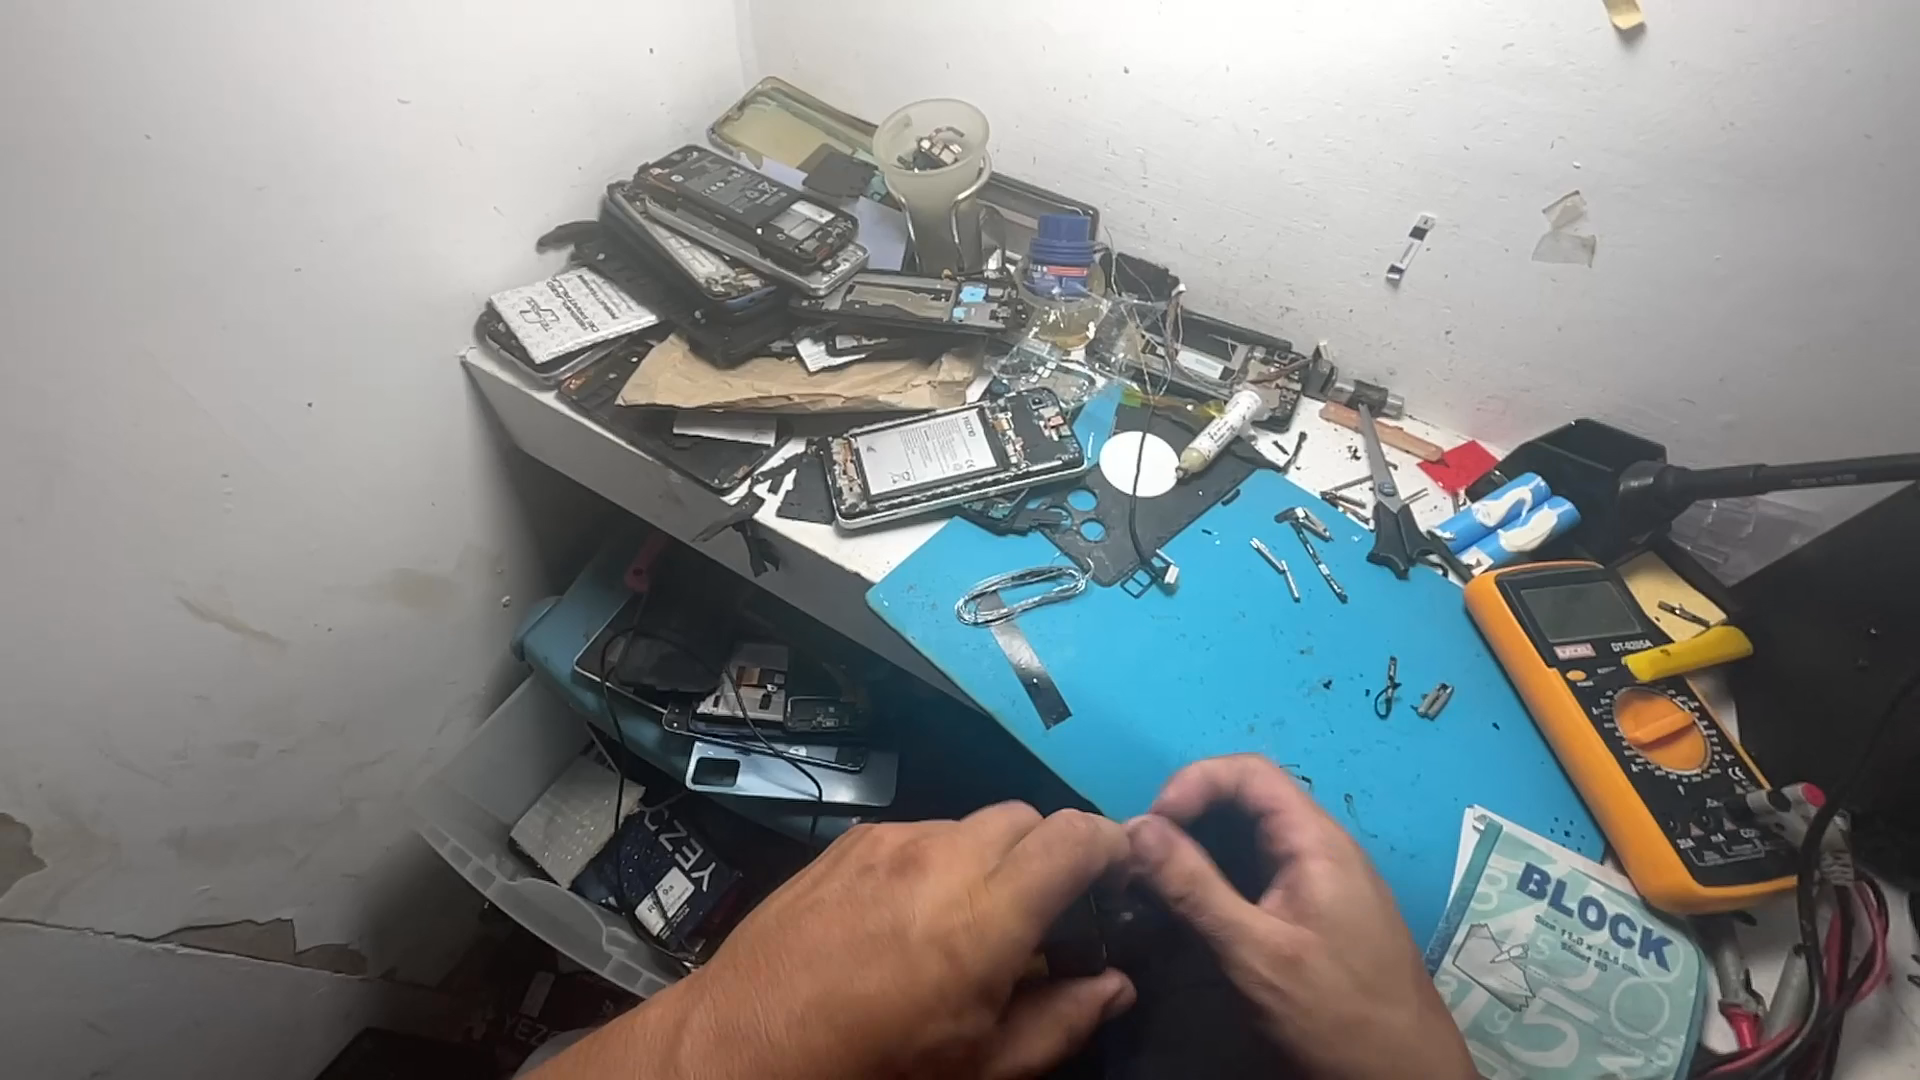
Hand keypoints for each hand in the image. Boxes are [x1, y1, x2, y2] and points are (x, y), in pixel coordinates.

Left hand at [546, 804, 1134, 1079]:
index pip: (1072, 837)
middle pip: (1026, 817)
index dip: (1108, 842)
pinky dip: (942, 855)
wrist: (741, 1045)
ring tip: (971, 914)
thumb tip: (1115, 983)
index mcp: (983, 916)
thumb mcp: (979, 1070)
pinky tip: (914, 908)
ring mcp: (894, 838)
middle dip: (1049, 851)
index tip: (1118, 868)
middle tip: (1043, 908)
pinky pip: (924, 829)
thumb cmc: (872, 1071)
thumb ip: (1060, 1019)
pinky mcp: (857, 836)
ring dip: (992, 855)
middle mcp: (942, 855)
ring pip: (973, 822)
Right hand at [1127, 755, 1473, 1079]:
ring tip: (1161, 880)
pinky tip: (1194, 905)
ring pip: (1247, 834)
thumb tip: (1136, 827)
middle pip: (1244, 798)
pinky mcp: (1312, 906)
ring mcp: (1318, 877)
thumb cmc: (1338, 1017)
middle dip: (1189, 815)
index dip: (1193, 782)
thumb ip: (1194, 887)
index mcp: (1315, 840)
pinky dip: (1217, 873)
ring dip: (1199, 846)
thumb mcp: (1255, 954)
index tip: (1155, 824)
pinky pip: (1256, 867)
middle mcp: (1318, 846)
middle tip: (1149, 856)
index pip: (1246, 772)